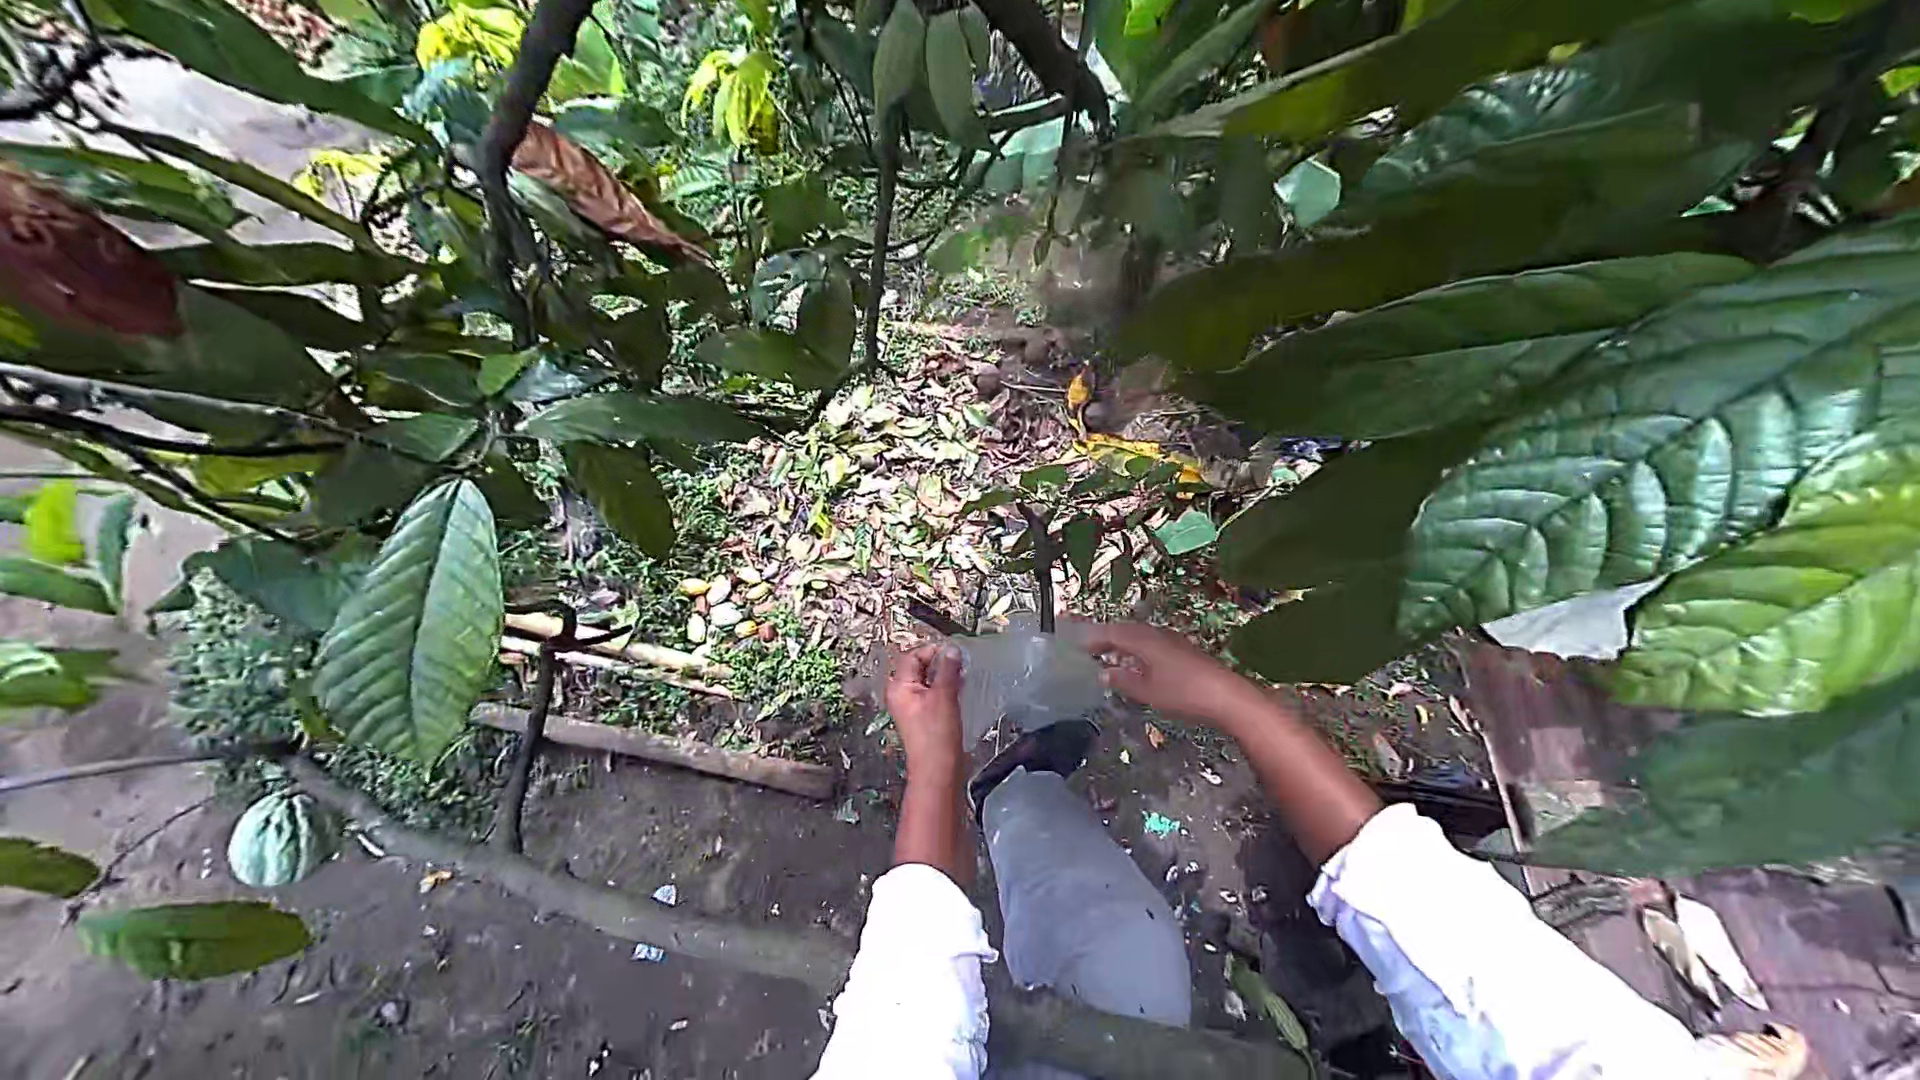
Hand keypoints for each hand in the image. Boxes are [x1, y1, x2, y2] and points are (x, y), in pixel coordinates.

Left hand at [885, 643, 964, 777]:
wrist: (939, 770)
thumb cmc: (935, 739)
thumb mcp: (944, 696)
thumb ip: (948, 670)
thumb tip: (951, 651)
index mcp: (899, 688)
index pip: (912, 656)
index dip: (932, 651)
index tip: (952, 652)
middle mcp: (903, 695)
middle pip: (920, 667)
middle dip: (940, 664)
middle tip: (959, 664)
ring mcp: (914, 706)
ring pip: (929, 680)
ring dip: (945, 676)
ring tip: (961, 677)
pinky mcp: (926, 716)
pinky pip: (935, 693)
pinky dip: (946, 688)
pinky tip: (959, 691)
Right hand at [1077, 621, 1258, 726]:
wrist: (1228, 697)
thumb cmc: (1183, 693)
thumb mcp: (1146, 691)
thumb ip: (1122, 681)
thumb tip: (1103, 674)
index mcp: (1143, 640)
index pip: (1110, 632)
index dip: (1092, 638)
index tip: (1077, 646)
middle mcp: (1156, 634)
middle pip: (1124, 630)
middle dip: (1105, 638)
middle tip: (1088, 649)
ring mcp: (1171, 640)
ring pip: (1138, 636)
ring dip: (1121, 643)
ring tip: (1108, 656)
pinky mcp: (1182, 650)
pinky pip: (1150, 643)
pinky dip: (1136, 650)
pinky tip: (1136, 664)